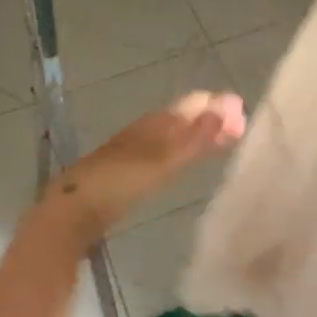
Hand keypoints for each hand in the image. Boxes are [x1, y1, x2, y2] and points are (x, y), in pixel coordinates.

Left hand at [39, 91, 245, 241]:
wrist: (72, 212)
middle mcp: (146, 131)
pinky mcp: (129, 171)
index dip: (217, 106)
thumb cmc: (117, 183)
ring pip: (175, 135)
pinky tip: (186, 160)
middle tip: (240, 128)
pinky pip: (166, 152)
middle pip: (184, 118)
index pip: (192, 104)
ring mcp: (136, 151)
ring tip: (223, 140)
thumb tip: (227, 106)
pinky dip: (184, 151)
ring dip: (199, 135)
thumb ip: (194, 138)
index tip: (244, 114)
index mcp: (154, 123)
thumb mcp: (160, 161)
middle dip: (211, 119)